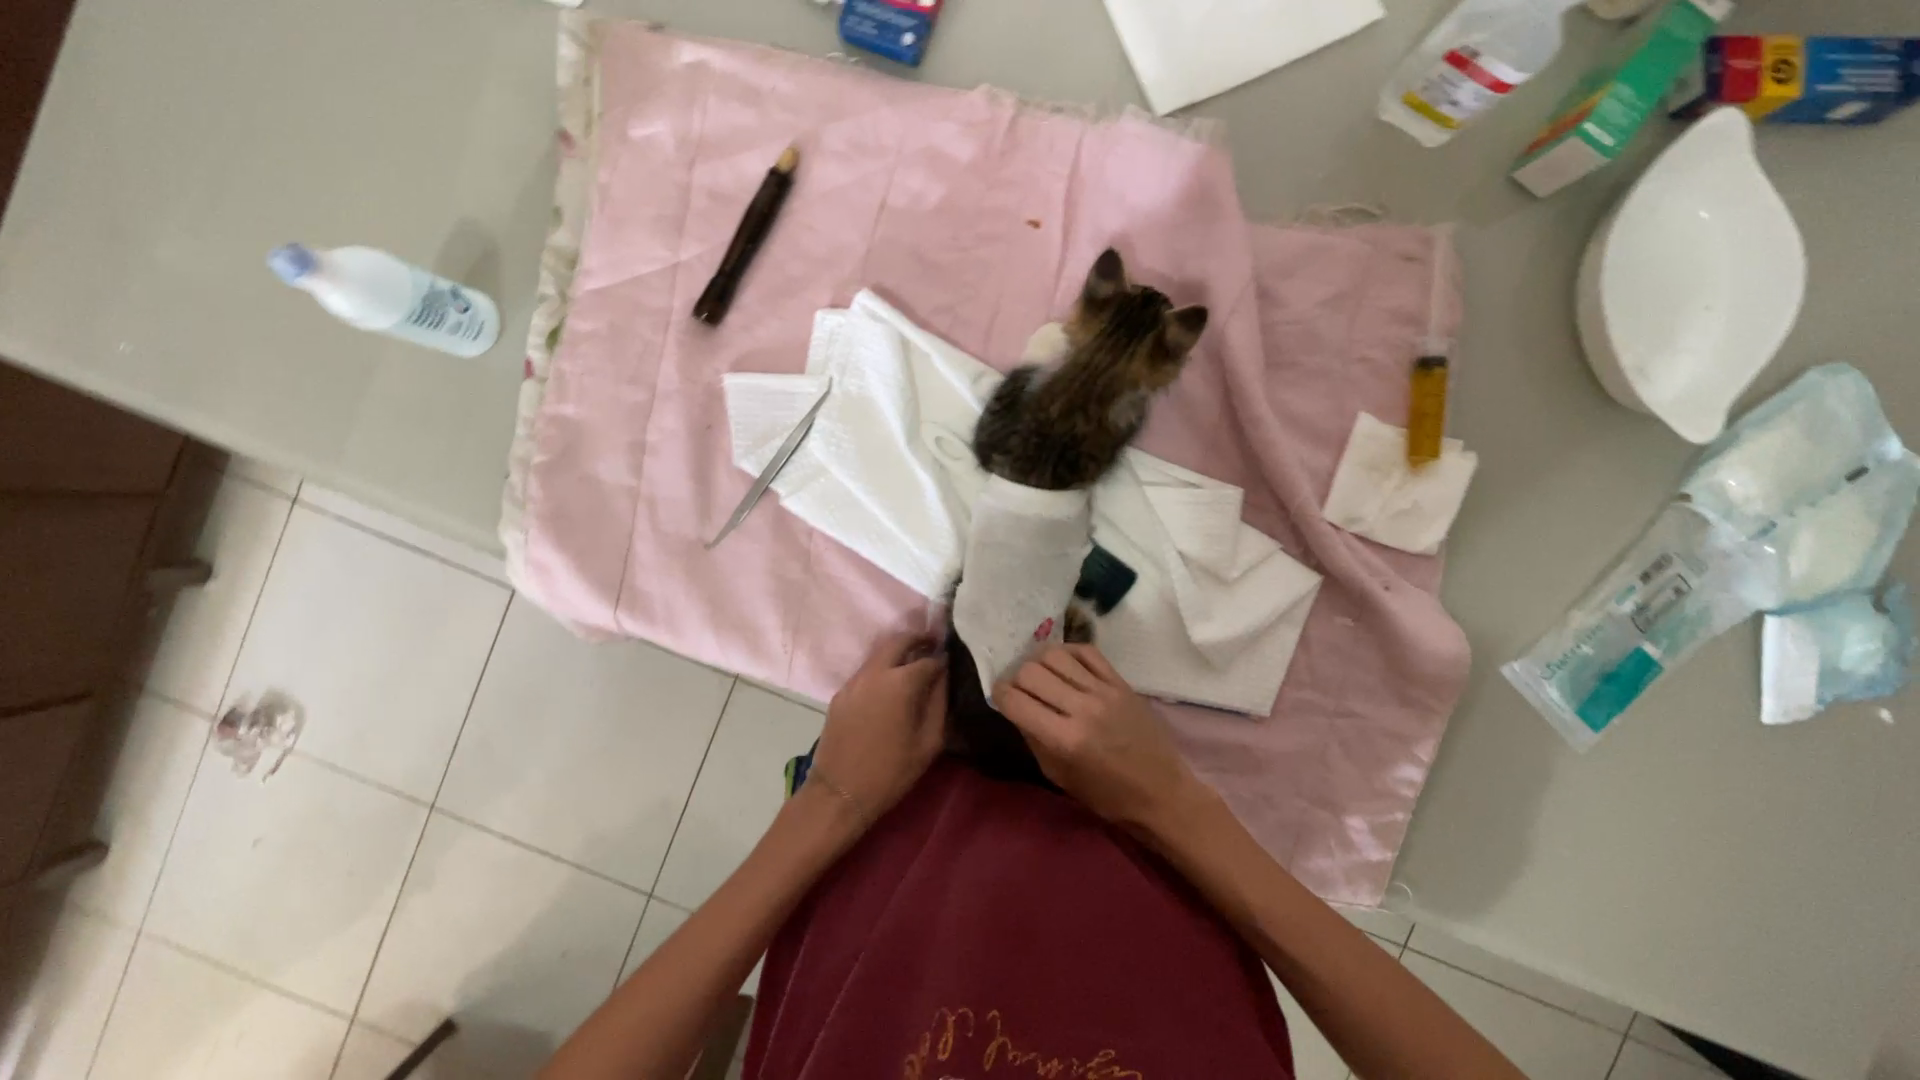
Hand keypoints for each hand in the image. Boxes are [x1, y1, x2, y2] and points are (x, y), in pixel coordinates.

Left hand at [812, 631, 948, 829]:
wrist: (838, 793)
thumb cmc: (891, 771)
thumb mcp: (928, 742)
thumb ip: (939, 703)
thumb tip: (944, 678)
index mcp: (900, 683)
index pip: (928, 659)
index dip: (943, 659)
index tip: (952, 662)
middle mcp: (874, 673)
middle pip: (898, 641)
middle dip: (918, 640)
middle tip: (933, 645)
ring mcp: (853, 682)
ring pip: (878, 654)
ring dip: (898, 653)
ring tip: (914, 665)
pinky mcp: (840, 694)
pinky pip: (865, 672)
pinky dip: (881, 670)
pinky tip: (889, 687)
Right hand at [993, 644, 1212, 835]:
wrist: (1161, 792)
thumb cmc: (1106, 795)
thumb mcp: (1058, 776)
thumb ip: (1033, 738)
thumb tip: (1014, 707)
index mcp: (1064, 739)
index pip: (1015, 700)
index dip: (998, 694)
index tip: (1000, 697)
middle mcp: (1082, 709)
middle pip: (1031, 671)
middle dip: (1015, 678)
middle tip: (1019, 689)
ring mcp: (1104, 692)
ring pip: (1056, 655)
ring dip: (1039, 662)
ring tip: (1040, 674)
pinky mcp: (1121, 683)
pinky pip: (1087, 652)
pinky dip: (1068, 653)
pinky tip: (1064, 665)